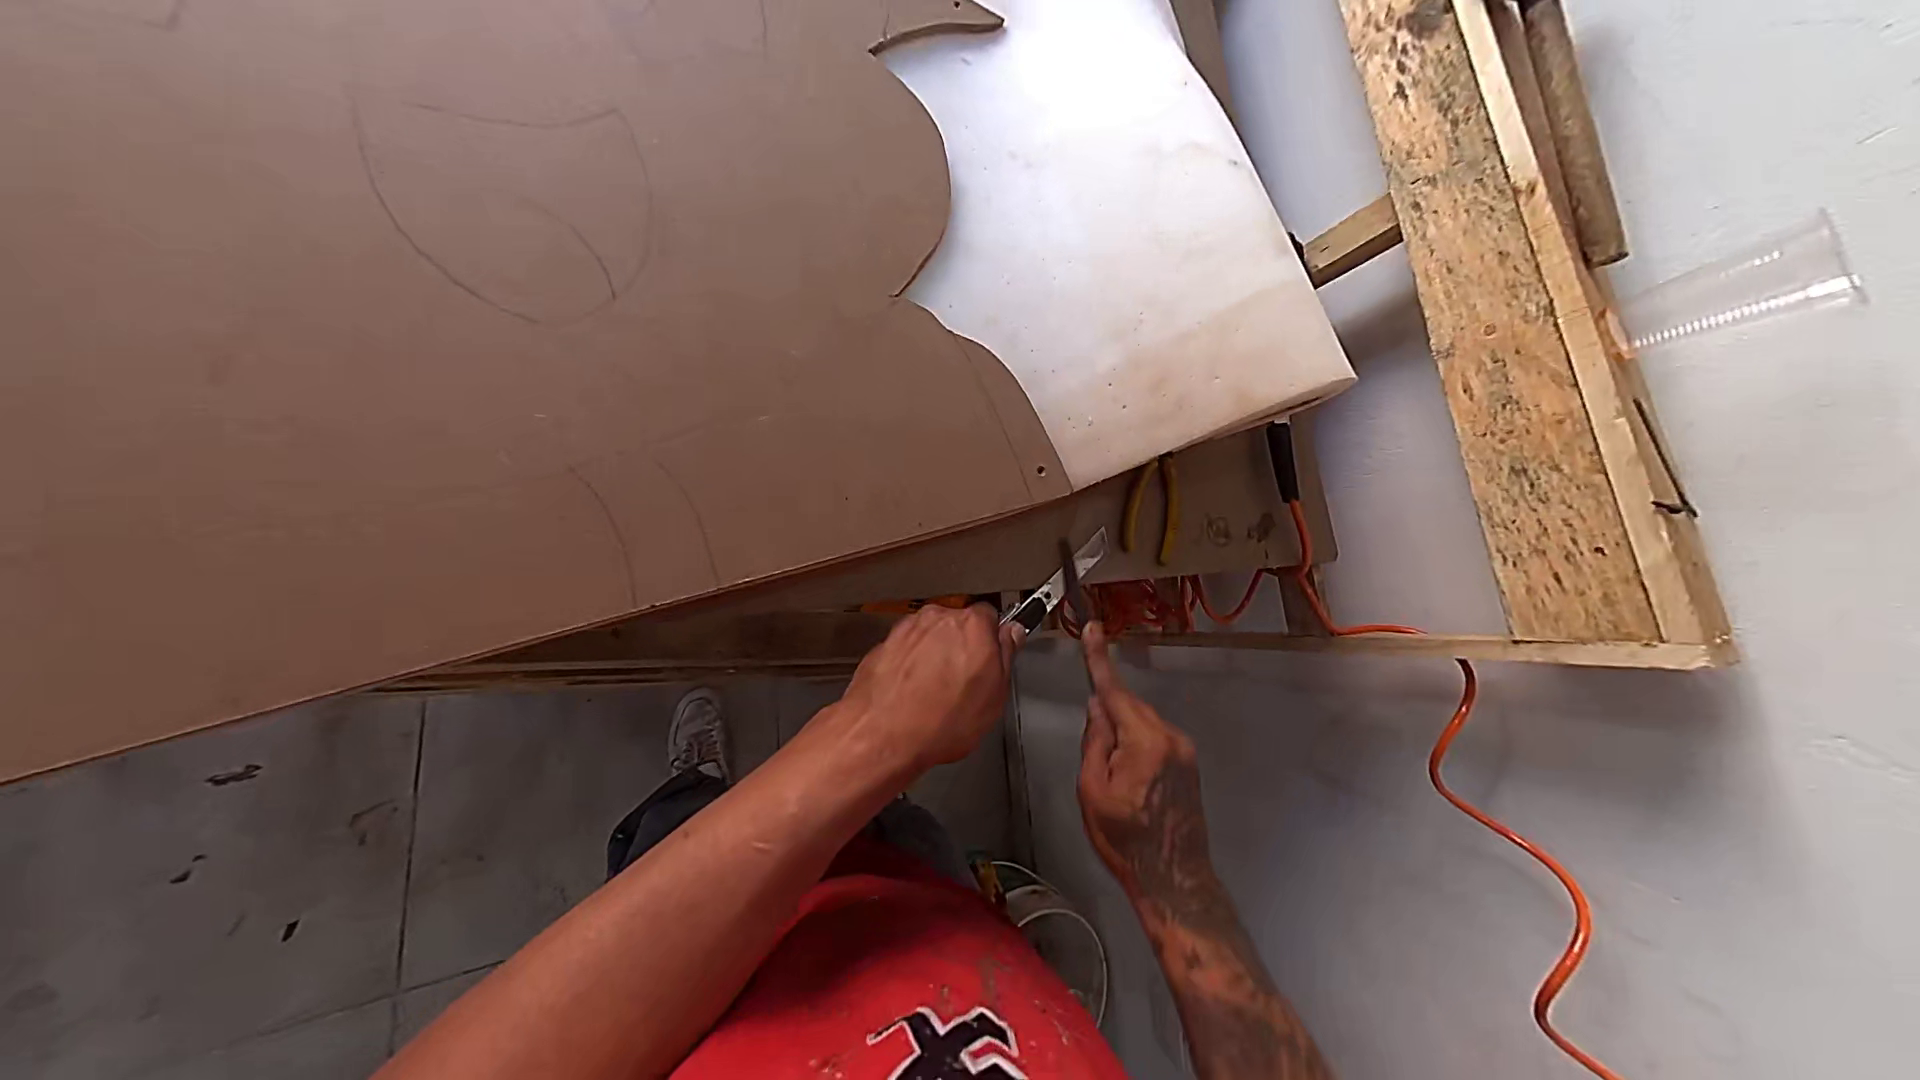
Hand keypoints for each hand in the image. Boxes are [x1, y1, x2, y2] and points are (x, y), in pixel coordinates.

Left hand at [828, 604, 1022, 773]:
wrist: (882, 735)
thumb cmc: (935, 721)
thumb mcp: (994, 697)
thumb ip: (1006, 656)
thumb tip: (1010, 640)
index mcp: (972, 625)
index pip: (990, 616)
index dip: (993, 639)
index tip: (993, 654)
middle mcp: (937, 619)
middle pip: (957, 625)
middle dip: (961, 648)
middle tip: (965, 683)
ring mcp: (907, 631)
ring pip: (929, 638)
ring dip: (933, 657)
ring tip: (936, 695)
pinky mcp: (883, 645)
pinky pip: (905, 651)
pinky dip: (909, 667)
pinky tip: (913, 695)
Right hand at [1077, 621, 1217, 906]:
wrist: (1175, 880)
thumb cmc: (1125, 840)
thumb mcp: (1092, 791)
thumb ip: (1094, 741)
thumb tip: (1097, 707)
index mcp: (1144, 742)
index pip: (1114, 692)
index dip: (1098, 659)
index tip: (1092, 629)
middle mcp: (1170, 737)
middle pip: (1129, 707)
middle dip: (1108, 715)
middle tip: (1096, 759)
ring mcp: (1185, 750)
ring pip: (1142, 723)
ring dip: (1123, 736)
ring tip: (1115, 781)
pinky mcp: (1189, 764)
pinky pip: (1155, 738)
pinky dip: (1137, 746)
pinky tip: (1131, 780)